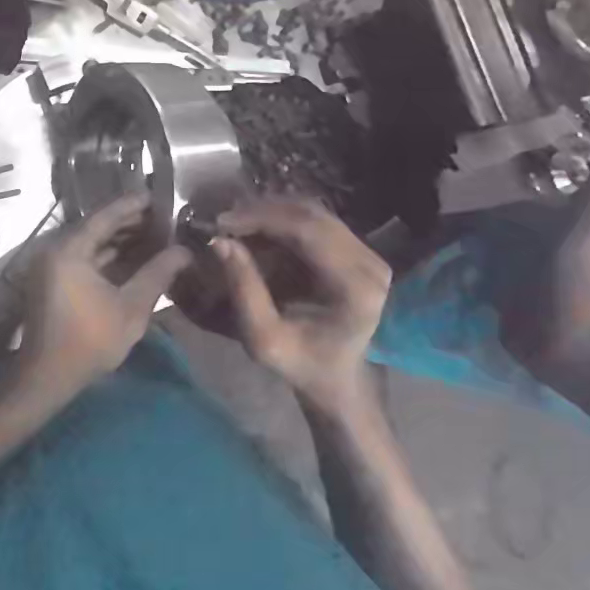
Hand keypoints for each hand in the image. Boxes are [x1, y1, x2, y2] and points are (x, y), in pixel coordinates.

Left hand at [20, 195, 192, 397]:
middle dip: (127, 221)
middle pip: (96, 227)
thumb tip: (184, 251)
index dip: (131, 205)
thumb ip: (157, 274)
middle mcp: (56, 250)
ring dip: (117, 239)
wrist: (48, 376)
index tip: (155, 195)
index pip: (104, 217)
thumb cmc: (90, 340)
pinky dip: (105, 255)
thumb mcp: (131, 307)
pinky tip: (130, 257)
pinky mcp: (53, 280)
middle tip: (159, 215)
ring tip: (151, 233)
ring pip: (90, 243)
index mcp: (70, 250)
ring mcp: (52, 266)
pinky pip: (83, 257)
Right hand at [212, 198, 391, 412]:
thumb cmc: (302, 364)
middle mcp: (369, 263)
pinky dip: (282, 220)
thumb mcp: (264, 339)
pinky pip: (316, 221)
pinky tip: (257, 230)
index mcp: (355, 286)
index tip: (222, 223)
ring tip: (236, 224)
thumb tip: (220, 241)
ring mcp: (367, 253)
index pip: (307, 231)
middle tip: (224, 221)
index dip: (262, 218)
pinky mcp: (357, 250)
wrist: (337, 378)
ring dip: (271, 212)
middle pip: (311, 215)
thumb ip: (244, 290)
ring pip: (313, 212)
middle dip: (263, 211)